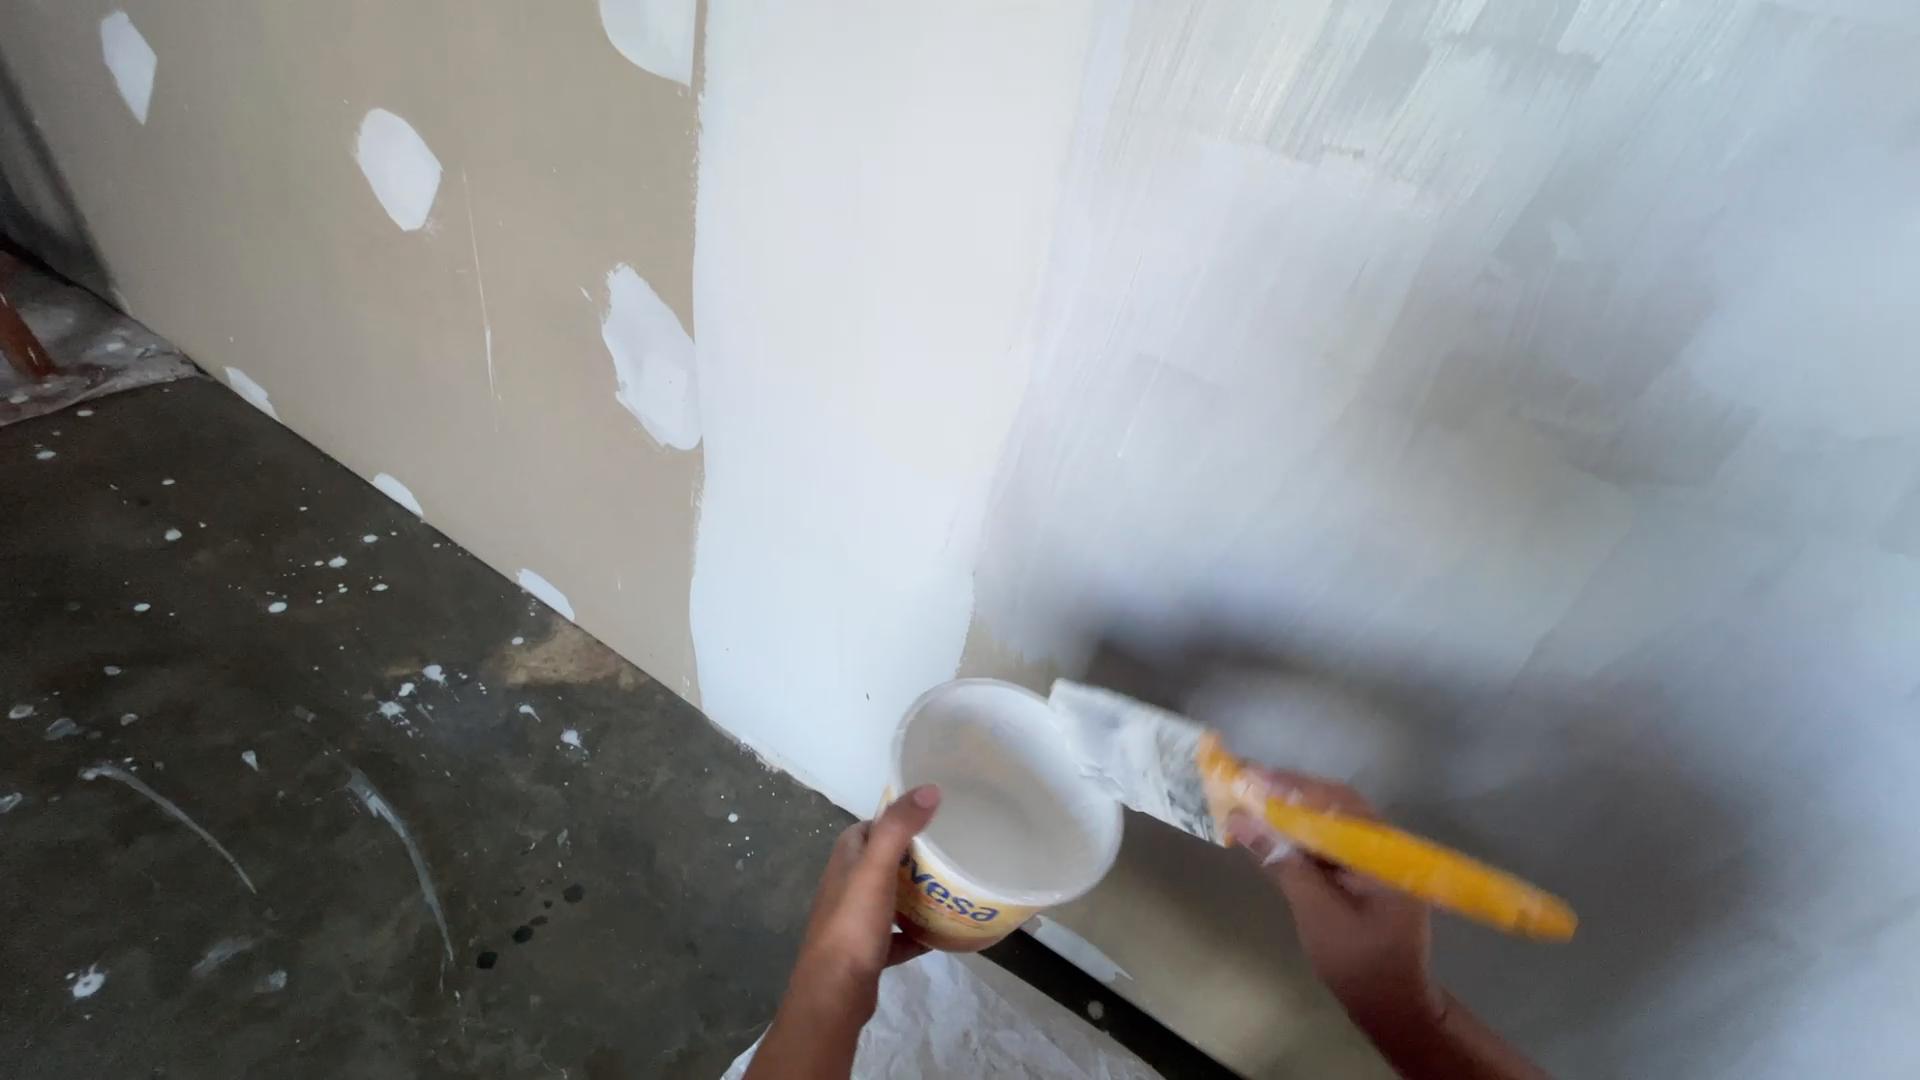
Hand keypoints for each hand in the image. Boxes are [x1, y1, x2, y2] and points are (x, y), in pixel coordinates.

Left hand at [746, 785, 940, 1079]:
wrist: (833, 994)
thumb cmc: (853, 924)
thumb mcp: (877, 867)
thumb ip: (899, 826)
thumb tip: (929, 788)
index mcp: (847, 855)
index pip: (877, 823)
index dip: (902, 818)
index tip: (937, 817)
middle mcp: (848, 880)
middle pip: (888, 858)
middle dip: (916, 856)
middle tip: (952, 854)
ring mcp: (855, 917)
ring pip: (892, 895)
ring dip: (916, 893)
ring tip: (950, 888)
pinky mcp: (866, 948)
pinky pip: (896, 934)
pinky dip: (914, 933)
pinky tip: (938, 934)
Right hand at [1226, 771, 1442, 1031]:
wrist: (1392, 1007)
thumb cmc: (1359, 963)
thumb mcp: (1316, 912)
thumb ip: (1281, 861)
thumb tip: (1238, 819)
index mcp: (1384, 853)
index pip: (1337, 803)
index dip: (1291, 787)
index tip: (1250, 777)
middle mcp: (1383, 845)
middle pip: (1332, 802)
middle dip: (1287, 792)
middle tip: (1244, 782)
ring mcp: (1373, 856)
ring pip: (1327, 816)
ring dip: (1289, 808)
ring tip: (1249, 799)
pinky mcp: (1360, 867)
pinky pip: (1326, 836)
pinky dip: (1296, 829)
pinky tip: (1269, 829)